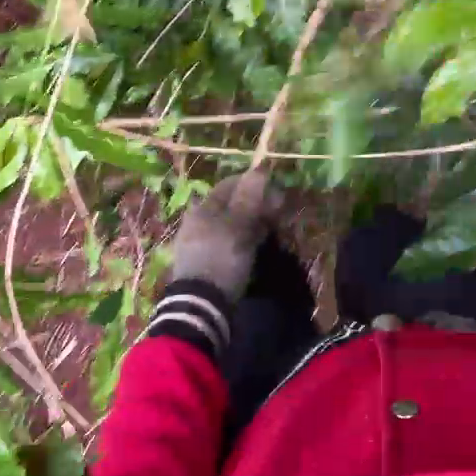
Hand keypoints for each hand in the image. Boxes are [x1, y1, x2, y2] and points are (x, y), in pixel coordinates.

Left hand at [169, 172, 278, 299]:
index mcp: (203, 208)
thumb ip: (248, 198)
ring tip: (270, 231)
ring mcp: (201, 243)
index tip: (275, 192)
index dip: (253, 184)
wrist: (201, 306)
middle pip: (230, 205)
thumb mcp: (238, 226)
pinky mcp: (207, 263)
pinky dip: (244, 240)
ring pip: (231, 225)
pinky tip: (256, 248)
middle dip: (255, 205)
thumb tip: (258, 169)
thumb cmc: (220, 258)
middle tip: (277, 214)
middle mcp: (198, 221)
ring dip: (252, 224)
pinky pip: (229, 242)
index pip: (229, 185)